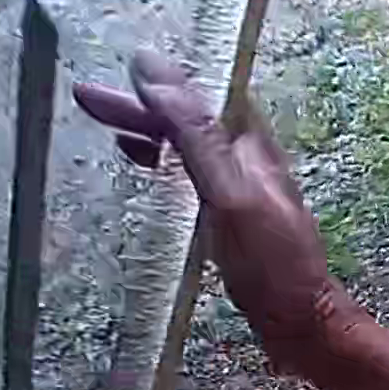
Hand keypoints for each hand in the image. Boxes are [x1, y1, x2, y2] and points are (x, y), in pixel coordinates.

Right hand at [73, 51, 358, 367]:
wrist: (301, 324)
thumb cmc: (273, 265)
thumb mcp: (233, 196)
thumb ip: (198, 138)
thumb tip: (152, 69)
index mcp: (255, 153)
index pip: (212, 97)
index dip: (170, 80)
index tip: (123, 65)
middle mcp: (251, 170)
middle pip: (197, 125)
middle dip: (147, 110)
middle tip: (87, 99)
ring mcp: (245, 200)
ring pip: (194, 155)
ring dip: (153, 138)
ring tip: (108, 131)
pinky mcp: (235, 228)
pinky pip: (196, 186)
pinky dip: (169, 173)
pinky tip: (150, 178)